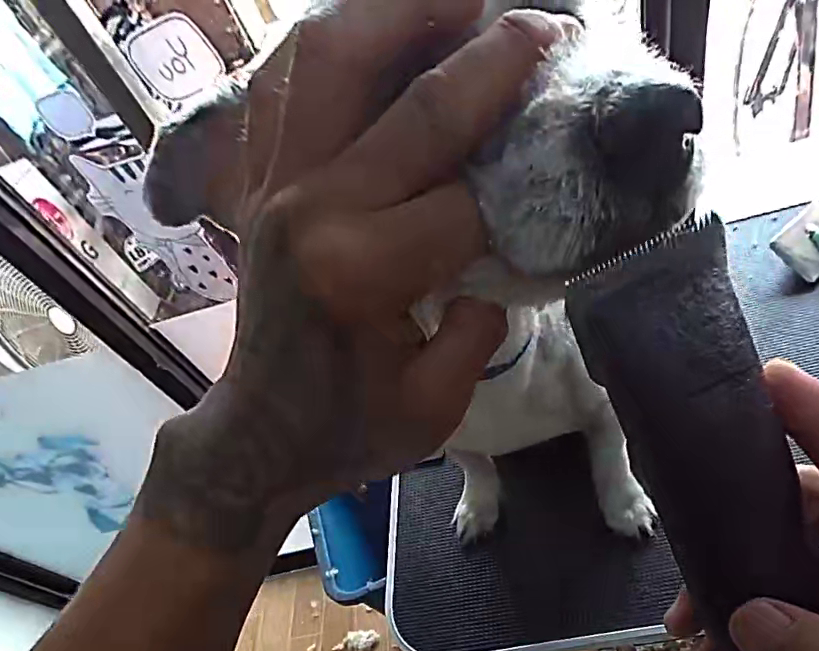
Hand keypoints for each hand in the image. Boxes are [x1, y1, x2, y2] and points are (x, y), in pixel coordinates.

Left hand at [133, 1, 574, 550]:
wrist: (263, 439)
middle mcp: (315, 212)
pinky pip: (287, 85)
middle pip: (415, 106)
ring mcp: (275, 188)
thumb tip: (490, 273)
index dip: (521, 185)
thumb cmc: (352, 433)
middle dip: (492, 60)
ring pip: (331, 58)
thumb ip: (477, 335)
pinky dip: (331, 43)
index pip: (464, 205)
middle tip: (544, 26)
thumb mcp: (436, 409)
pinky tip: (373, 32)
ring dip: (400, 10)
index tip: (560, 156)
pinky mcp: (258, 186)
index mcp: (364, 274)